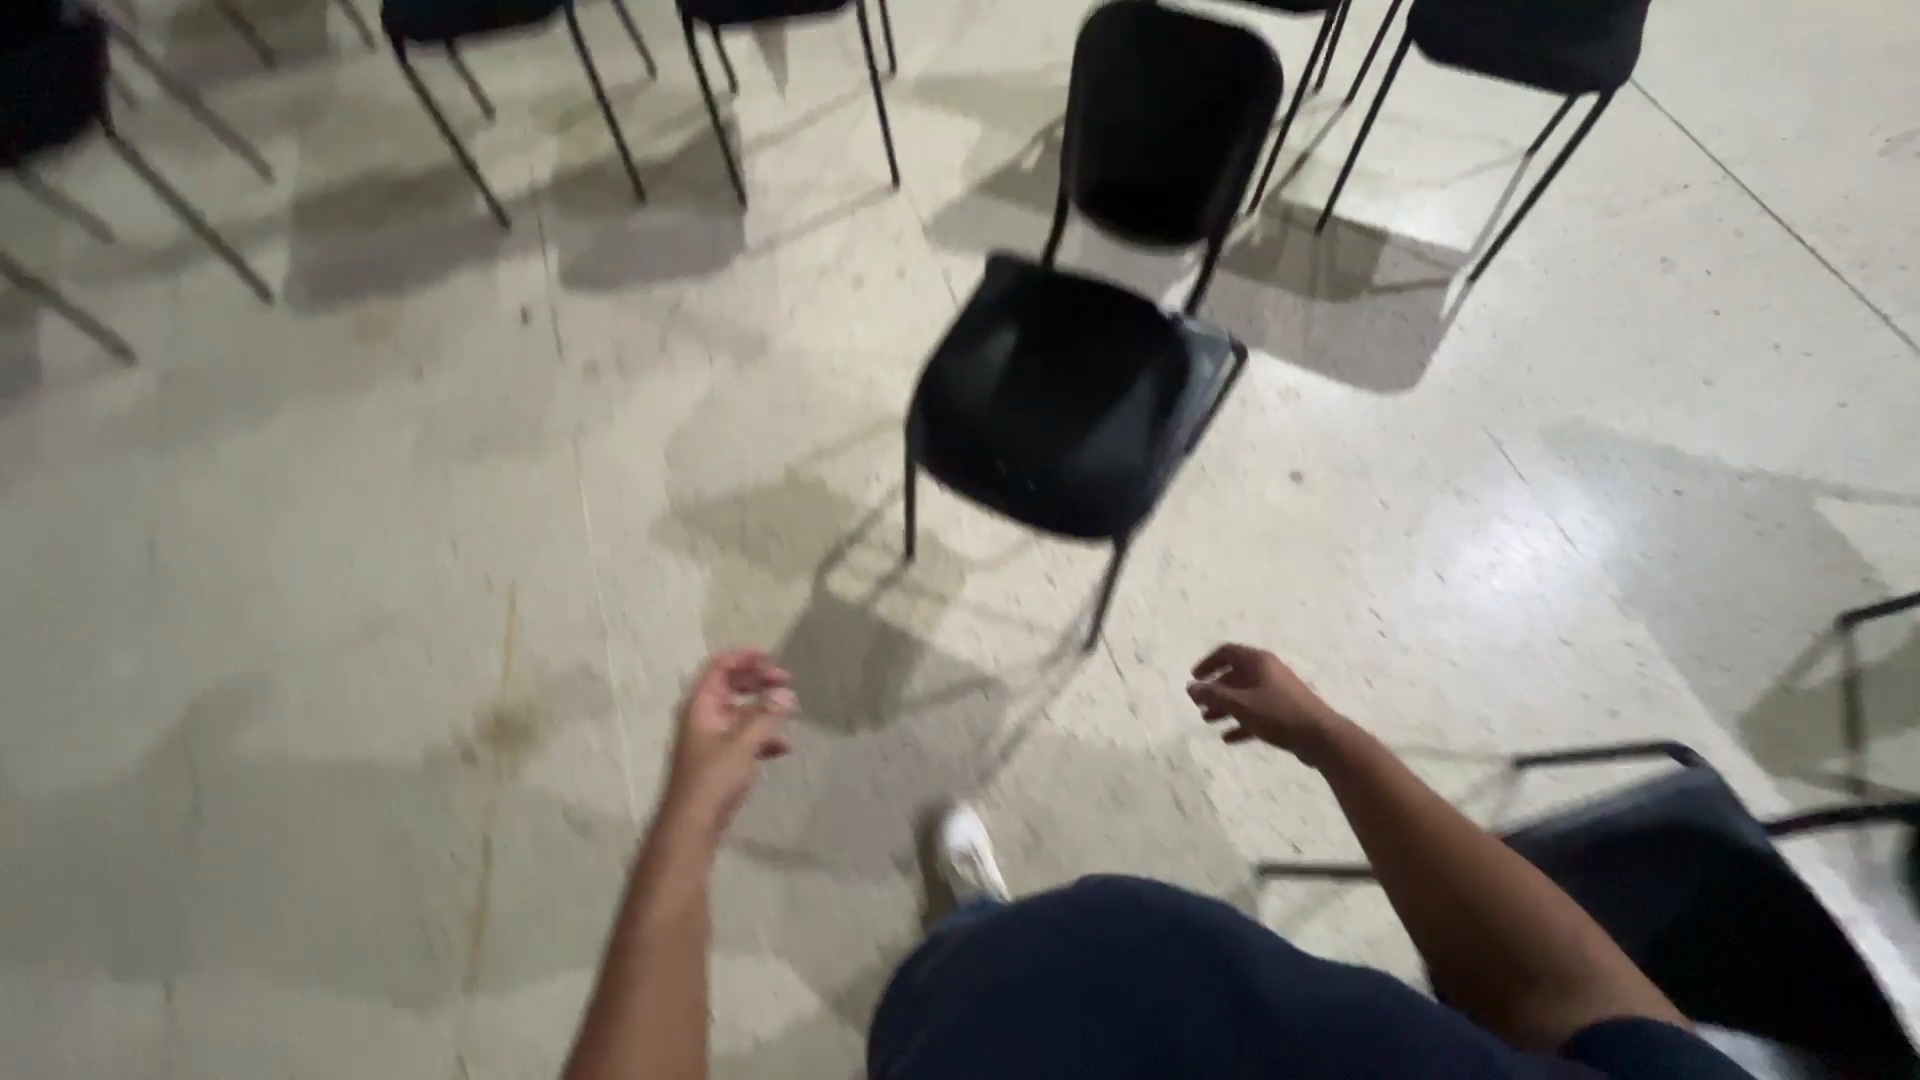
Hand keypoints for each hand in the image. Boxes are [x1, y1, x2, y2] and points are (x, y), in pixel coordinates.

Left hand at [659, 649, 795, 841]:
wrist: (692, 825)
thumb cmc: (713, 778)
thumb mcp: (742, 743)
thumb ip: (766, 715)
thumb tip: (787, 693)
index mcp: (701, 706)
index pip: (719, 667)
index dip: (743, 657)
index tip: (770, 656)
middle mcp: (704, 717)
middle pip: (731, 686)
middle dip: (758, 680)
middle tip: (785, 680)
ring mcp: (712, 739)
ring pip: (741, 712)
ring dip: (764, 708)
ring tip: (789, 709)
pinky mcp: (722, 760)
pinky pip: (745, 737)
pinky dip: (764, 736)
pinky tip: (783, 748)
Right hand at [1187, 644, 1346, 764]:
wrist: (1321, 737)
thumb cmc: (1277, 714)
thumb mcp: (1239, 704)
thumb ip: (1212, 695)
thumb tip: (1190, 687)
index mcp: (1258, 662)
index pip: (1226, 652)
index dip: (1207, 663)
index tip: (1194, 678)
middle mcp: (1268, 671)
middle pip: (1234, 675)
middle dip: (1214, 691)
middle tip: (1200, 706)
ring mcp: (1278, 691)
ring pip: (1244, 695)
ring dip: (1225, 707)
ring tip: (1209, 721)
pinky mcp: (1285, 711)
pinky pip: (1257, 712)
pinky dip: (1241, 722)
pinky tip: (1229, 738)